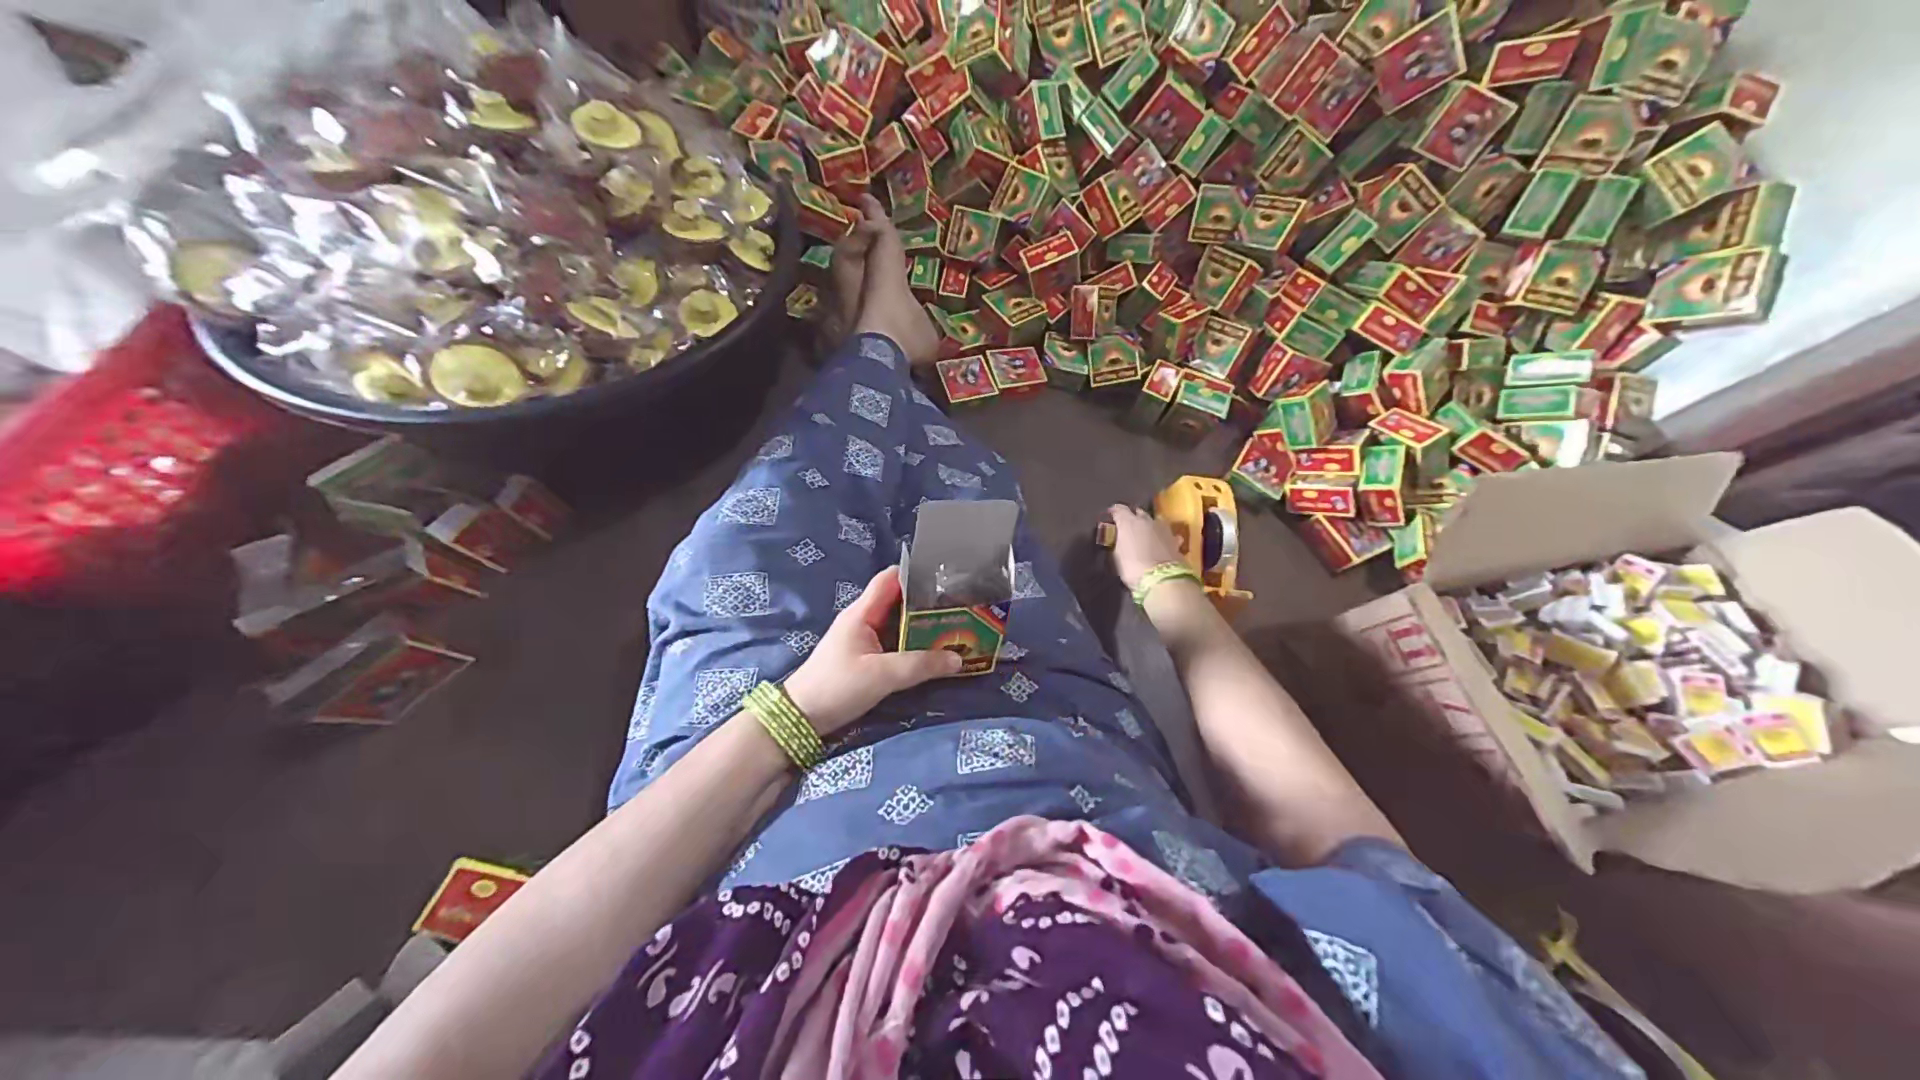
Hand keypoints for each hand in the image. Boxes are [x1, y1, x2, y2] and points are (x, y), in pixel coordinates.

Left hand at [782, 566, 962, 735]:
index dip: (917, 573)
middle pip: (898, 601)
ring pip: (897, 624)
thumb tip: (958, 659)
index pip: (890, 578)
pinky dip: (912, 644)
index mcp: (862, 613)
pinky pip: (893, 643)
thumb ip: (921, 665)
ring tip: (954, 627)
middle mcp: (862, 620)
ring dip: (922, 626)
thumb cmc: (837, 687)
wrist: (801, 718)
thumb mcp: (882, 675)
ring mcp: (862, 640)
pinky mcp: (863, 659)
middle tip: (960, 607)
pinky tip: (932, 651)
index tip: (946, 578)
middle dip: (927, 602)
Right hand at [1106, 504, 1188, 591]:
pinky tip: (1162, 542)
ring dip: (1149, 525)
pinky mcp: (1175, 540)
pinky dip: (1163, 537)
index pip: (1119, 509)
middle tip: (1128, 526)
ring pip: (1155, 521)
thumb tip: (1119, 538)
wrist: (1161, 579)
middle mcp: (1146, 520)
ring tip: (1146, 533)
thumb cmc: (1132, 567)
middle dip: (1133, 516)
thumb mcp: (1117, 555)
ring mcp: (1163, 529)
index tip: (1110, 516)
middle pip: (1139, 512)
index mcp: (1128, 522)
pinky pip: (1167, 534)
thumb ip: (1117, 542)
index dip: (1114, 512)